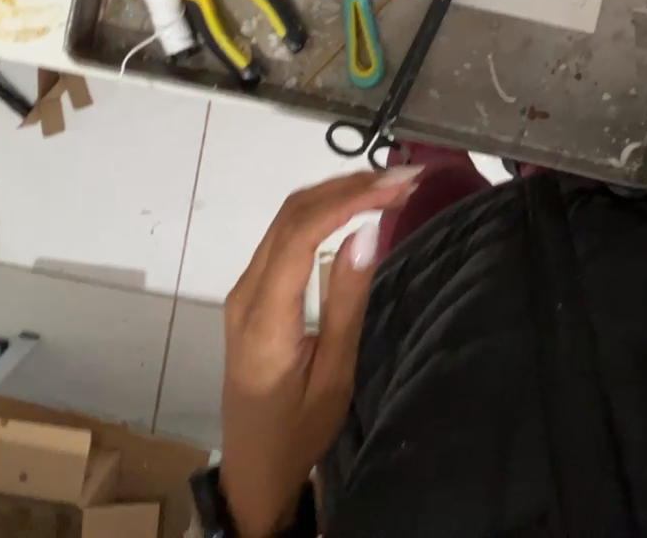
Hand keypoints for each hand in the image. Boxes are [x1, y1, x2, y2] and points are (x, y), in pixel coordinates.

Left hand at [219, 167, 420, 535]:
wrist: (252, 466)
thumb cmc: (298, 429)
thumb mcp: (333, 375)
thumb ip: (345, 302)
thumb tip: (365, 233)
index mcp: (265, 316)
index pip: (300, 234)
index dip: (348, 200)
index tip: (395, 186)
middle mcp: (246, 290)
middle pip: (291, 214)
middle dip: (347, 186)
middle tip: (401, 179)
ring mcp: (245, 287)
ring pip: (286, 218)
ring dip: (336, 193)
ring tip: (386, 185)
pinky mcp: (253, 289)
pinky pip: (285, 233)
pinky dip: (322, 211)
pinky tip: (354, 208)